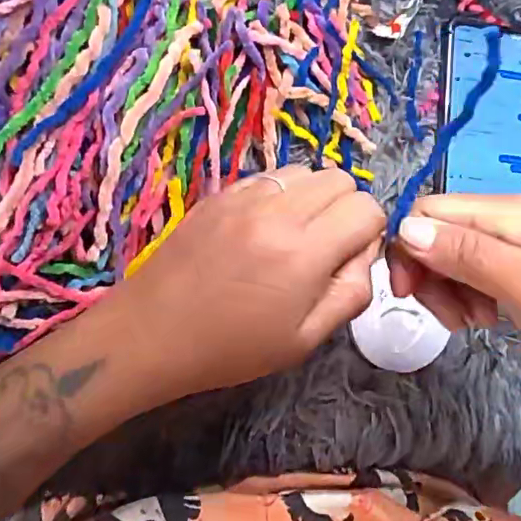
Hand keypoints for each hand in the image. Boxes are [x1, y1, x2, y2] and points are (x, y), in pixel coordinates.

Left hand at [102, 165, 383, 400]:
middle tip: (324, 247)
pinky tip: (259, 229)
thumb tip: (365, 256)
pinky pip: (267, 177)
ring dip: (312, 198)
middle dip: (345, 209)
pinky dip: (278, 195)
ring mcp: (243, 197)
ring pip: (304, 171)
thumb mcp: (303, 340)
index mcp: (303, 252)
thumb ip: (349, 294)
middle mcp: (277, 211)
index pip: (367, 208)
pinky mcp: (218, 194)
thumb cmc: (230, 349)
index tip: (348, 260)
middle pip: (340, 179)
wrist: (151, 333)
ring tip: (291, 236)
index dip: (369, 234)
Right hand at [386, 194, 520, 376]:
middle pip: (436, 232)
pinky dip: (468, 295)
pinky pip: (475, 270)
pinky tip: (488, 318)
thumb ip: (469, 255)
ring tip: (473, 322)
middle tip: (450, 318)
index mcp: (506, 215)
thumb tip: (408, 227)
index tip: (410, 293)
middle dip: (428, 274)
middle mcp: (506, 219)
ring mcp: (516, 241)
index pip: (428, 211)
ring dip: (447, 289)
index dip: (408, 248)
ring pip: (451, 254)